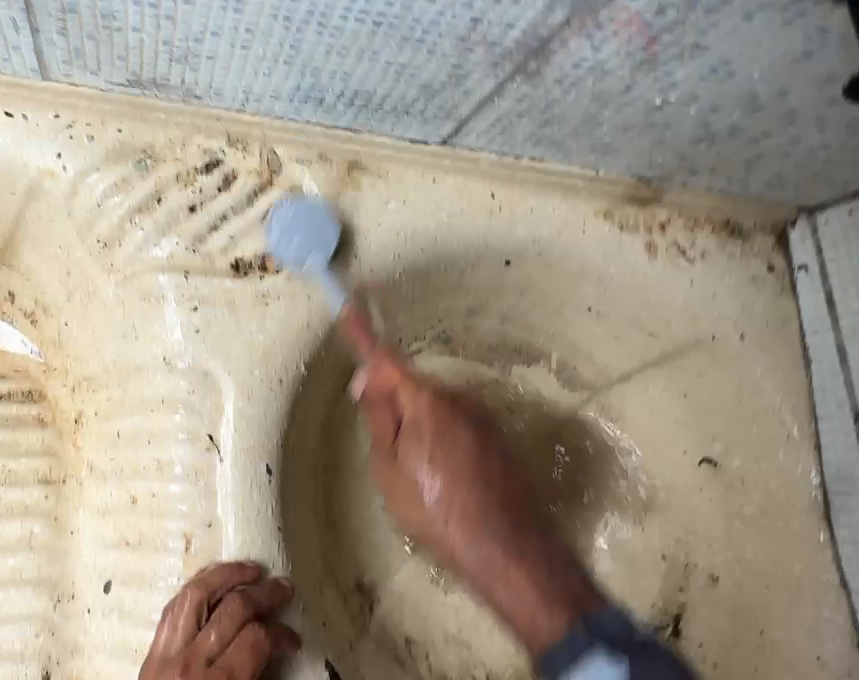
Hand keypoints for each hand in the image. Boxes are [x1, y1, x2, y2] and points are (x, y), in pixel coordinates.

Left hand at [140, 561, 300, 679]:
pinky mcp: (151, 650)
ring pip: (198, 594)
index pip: (256, 641)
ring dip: (228, 576)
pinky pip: (174, 606)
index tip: (293, 638)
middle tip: (285, 589)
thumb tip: (275, 654)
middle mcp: (190, 663)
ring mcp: (167, 653)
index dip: (281, 634)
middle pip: (232, 609)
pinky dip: (197, 587)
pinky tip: (214, 581)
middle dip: (263, 594)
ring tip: (252, 570)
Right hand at [338, 295, 601, 654]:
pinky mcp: (497, 437)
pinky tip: (447, 480)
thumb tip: (368, 378)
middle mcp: (456, 397)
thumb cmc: (437, 511)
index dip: (364, 335)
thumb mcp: (390, 468)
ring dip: (421, 427)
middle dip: (395, 404)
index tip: (349, 307)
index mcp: (425, 401)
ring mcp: (481, 416)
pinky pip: (456, 425)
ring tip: (422, 479)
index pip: (385, 359)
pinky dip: (444, 440)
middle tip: (387, 450)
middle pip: (412, 387)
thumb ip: (379, 417)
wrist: (509, 550)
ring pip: (435, 409)